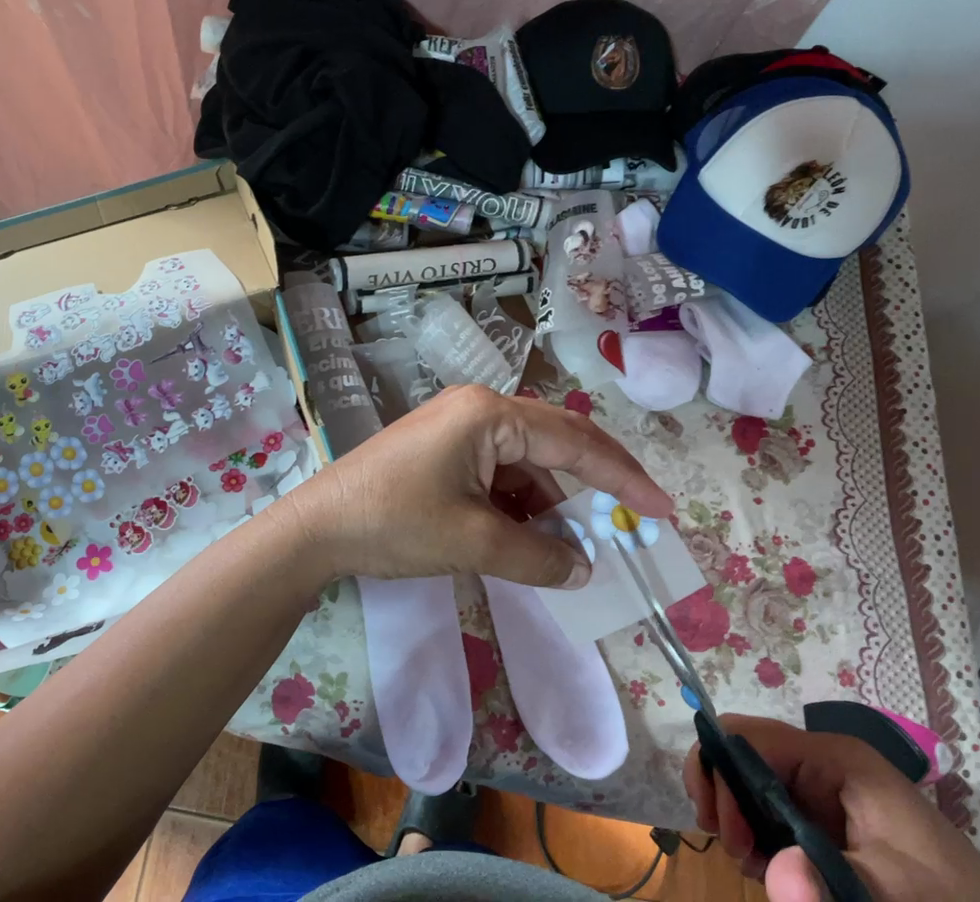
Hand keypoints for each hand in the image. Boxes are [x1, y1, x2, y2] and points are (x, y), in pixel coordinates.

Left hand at [276, 384, 671, 587]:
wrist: (317, 528)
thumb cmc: (394, 522)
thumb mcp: (474, 541)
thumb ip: (538, 556)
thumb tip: (585, 569)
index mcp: (489, 414)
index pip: (575, 441)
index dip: (622, 477)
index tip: (662, 508)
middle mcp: (477, 410)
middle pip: (555, 443)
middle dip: (594, 484)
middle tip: (636, 519)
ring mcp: (456, 429)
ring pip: (526, 464)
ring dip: (552, 504)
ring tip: (577, 547)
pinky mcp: (442, 453)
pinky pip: (497, 475)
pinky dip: (519, 506)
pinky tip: (532, 539)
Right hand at [684, 715, 979, 901]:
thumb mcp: (889, 894)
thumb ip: (828, 883)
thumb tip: (774, 872)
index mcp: (836, 759)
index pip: (746, 736)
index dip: (721, 775)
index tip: (723, 833)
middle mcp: (823, 762)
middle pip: (740, 752)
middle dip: (722, 795)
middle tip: (732, 847)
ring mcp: (823, 788)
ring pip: (748, 781)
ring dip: (736, 818)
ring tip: (752, 861)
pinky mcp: (824, 817)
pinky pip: (768, 807)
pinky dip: (754, 833)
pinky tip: (768, 864)